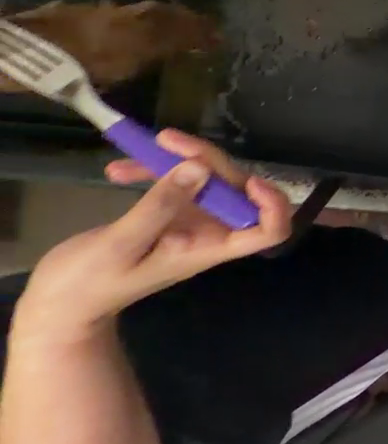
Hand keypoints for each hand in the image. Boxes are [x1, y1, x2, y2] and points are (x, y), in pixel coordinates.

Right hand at [12, 131, 291, 347]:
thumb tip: (200, 168)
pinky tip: (120, 170)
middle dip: (210, 161)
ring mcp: (194, 221)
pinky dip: (155, 172)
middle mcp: (212, 231)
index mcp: (212, 247)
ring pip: (208, 180)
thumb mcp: (120, 244)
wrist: (59, 303)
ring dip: (180, 161)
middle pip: (236, 190)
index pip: (270, 229)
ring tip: (145, 145)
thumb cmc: (87, 285)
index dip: (272, 205)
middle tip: (168, 140)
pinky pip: (177, 185)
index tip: (250, 181)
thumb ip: (160, 206)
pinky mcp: (172, 213)